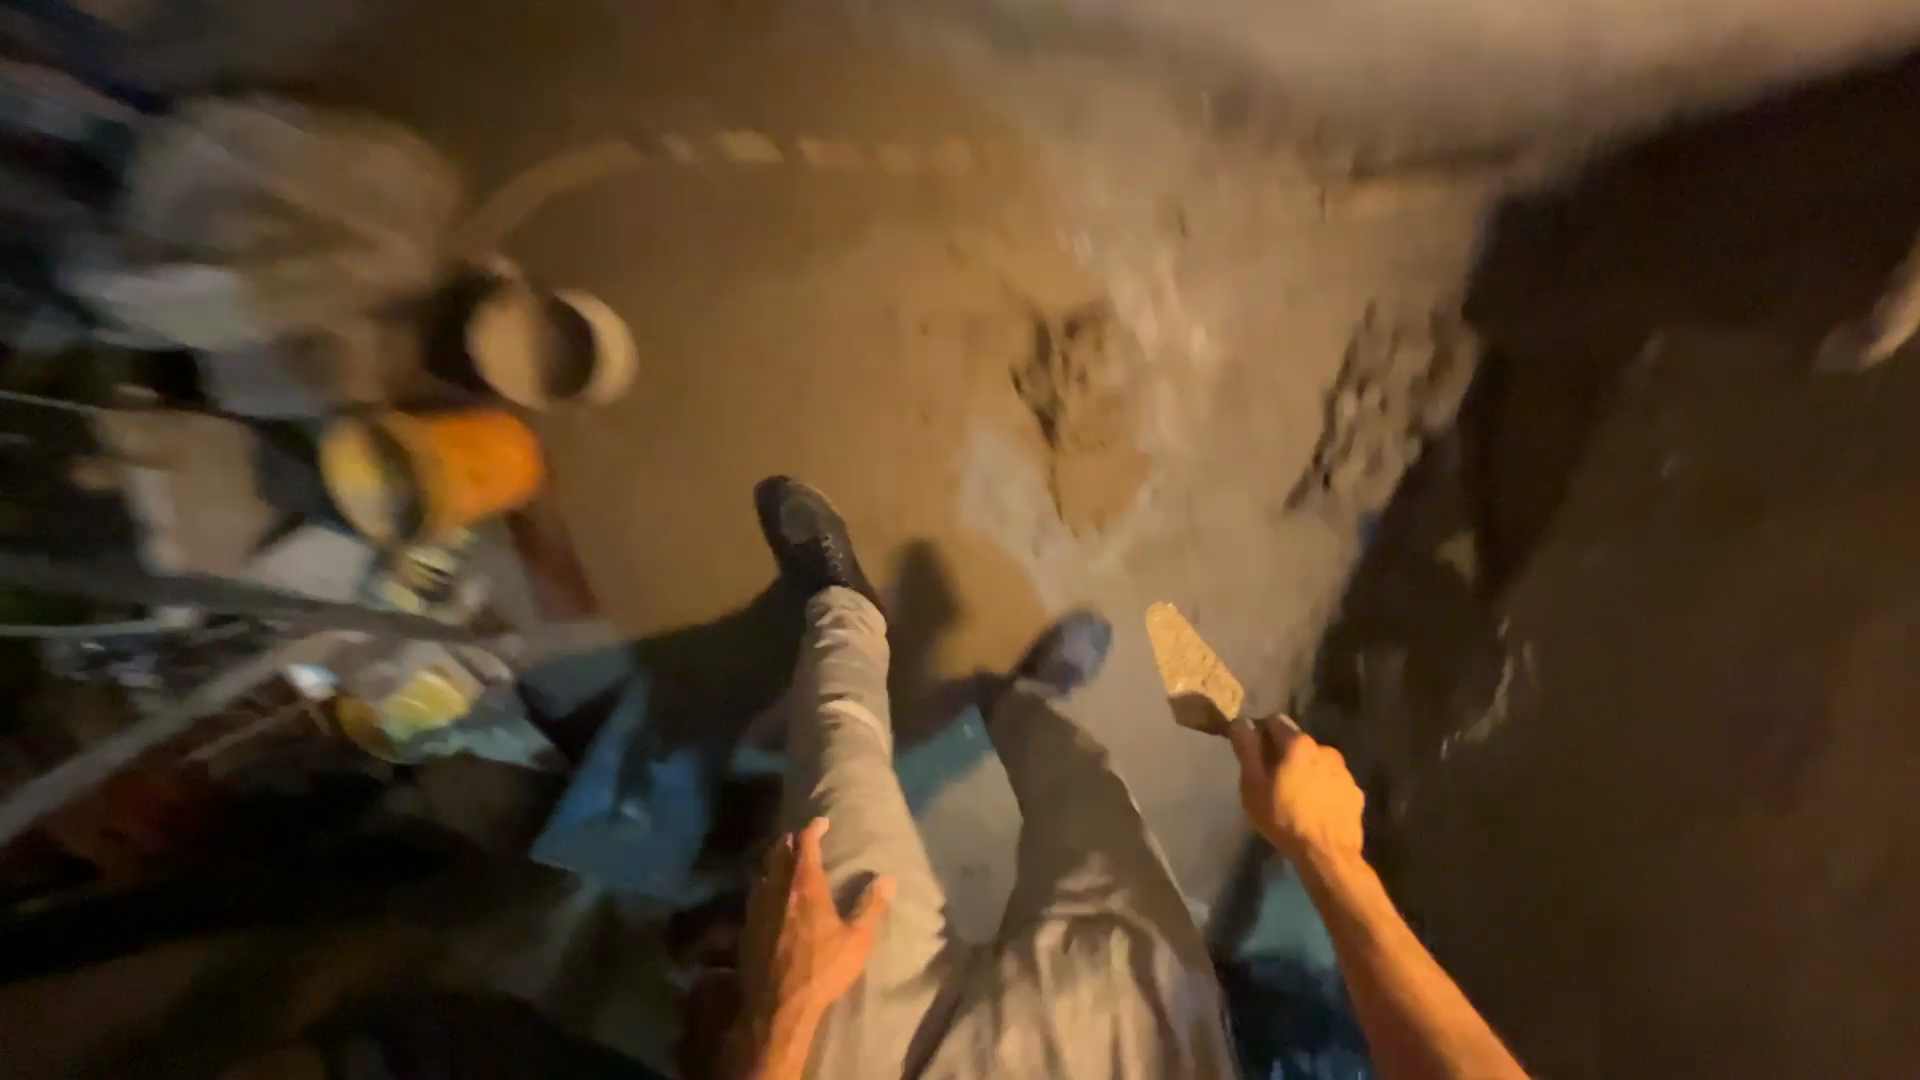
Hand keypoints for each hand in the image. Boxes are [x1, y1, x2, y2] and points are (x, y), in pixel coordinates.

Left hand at [739, 818, 893, 1024]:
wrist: (778, 1007)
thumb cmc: (822, 969)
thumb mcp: (857, 940)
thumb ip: (871, 906)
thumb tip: (887, 879)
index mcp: (805, 886)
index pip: (806, 844)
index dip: (813, 828)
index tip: (822, 822)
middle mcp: (778, 889)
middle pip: (780, 853)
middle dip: (791, 841)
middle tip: (801, 838)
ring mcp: (758, 909)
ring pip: (763, 872)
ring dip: (774, 861)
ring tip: (783, 861)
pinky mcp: (746, 930)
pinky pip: (754, 896)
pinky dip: (763, 886)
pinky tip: (767, 897)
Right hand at [1228, 720, 1364, 861]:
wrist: (1327, 855)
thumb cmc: (1283, 817)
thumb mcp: (1252, 783)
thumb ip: (1246, 748)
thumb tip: (1241, 722)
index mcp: (1298, 743)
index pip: (1274, 721)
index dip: (1259, 733)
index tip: (1252, 754)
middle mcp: (1325, 749)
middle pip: (1297, 742)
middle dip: (1283, 753)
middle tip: (1271, 779)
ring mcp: (1344, 771)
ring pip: (1316, 761)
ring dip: (1304, 770)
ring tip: (1294, 796)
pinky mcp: (1355, 792)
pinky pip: (1332, 781)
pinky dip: (1322, 787)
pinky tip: (1314, 808)